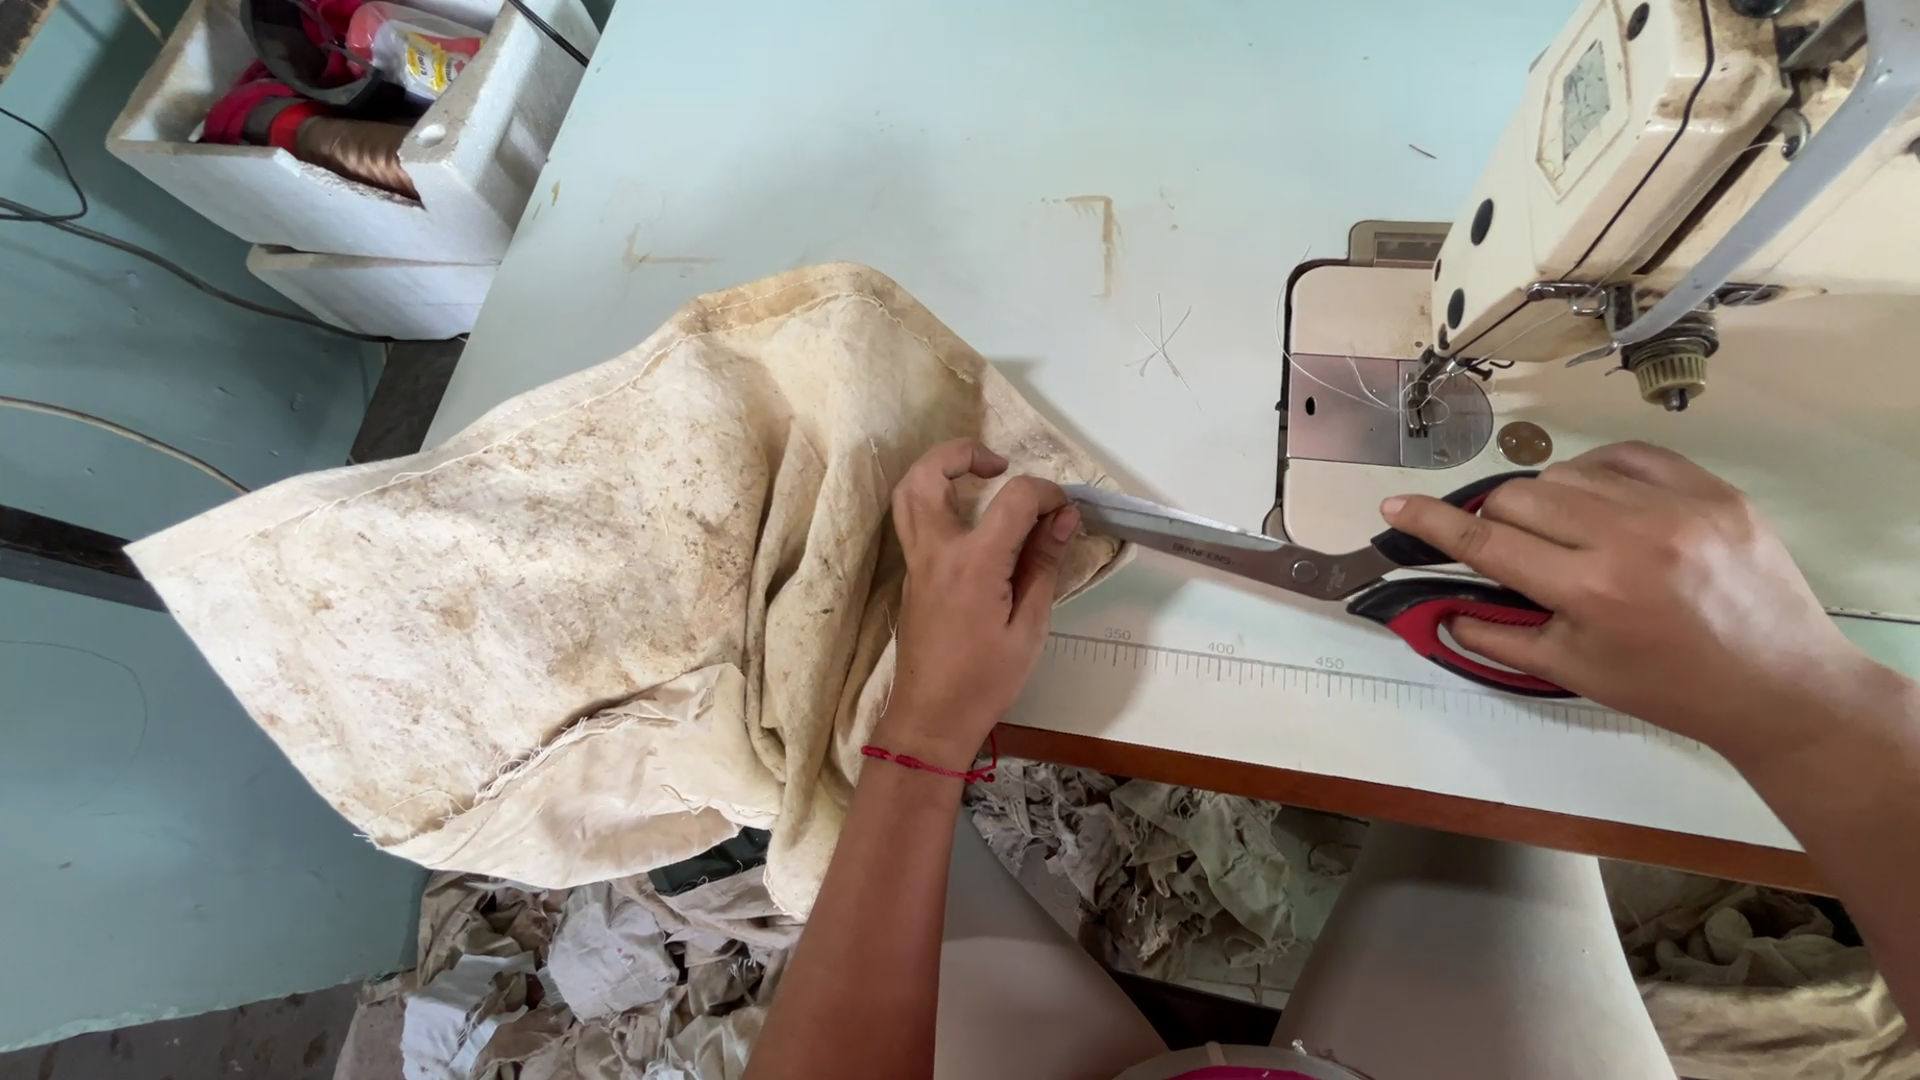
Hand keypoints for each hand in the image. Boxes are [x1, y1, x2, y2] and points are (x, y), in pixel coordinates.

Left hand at [876, 439, 1081, 770]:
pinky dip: (939, 503)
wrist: (930, 718)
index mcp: (973, 563)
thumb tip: (1063, 517)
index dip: (1046, 493)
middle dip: (961, 453)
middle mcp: (936, 552)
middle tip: (998, 464)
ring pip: (908, 495)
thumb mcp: (1029, 626)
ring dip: (939, 472)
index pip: (1013, 499)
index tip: (1064, 511)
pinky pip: (915, 522)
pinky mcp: (911, 576)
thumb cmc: (986, 680)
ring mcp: (915, 563)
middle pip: (927, 476)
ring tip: (978, 480)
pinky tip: (973, 523)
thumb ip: (1043, 563)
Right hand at [1379, 441, 1880, 765]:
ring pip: (1563, 473)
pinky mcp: (1714, 491)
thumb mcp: (1567, 670)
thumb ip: (1491, 634)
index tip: (1395, 505)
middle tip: (1509, 547)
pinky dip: (1592, 472)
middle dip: (1494, 518)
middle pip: (1517, 496)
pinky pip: (1623, 455)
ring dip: (1543, 498)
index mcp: (1589, 590)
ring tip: (1563, 531)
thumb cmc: (1665, 686)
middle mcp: (1630, 539)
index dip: (1430, 521)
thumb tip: (1437, 609)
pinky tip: (1597, 501)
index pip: (1484, 541)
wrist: (1784, 686)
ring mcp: (1678, 508)